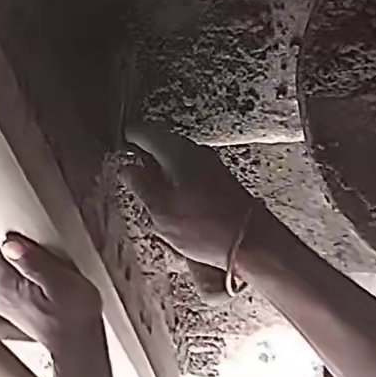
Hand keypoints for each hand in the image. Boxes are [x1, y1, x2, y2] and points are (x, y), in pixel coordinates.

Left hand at [0, 220, 104, 356]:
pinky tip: (21, 256)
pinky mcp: (12, 305)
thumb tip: (10, 243)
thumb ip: (36, 262)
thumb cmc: (74, 318)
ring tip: (7, 227)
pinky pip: (3, 275)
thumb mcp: (63, 283)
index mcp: (6, 284)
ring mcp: (3, 301)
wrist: (78, 350)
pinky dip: (7, 261)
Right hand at [119, 125, 263, 268]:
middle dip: (146, 150)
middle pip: (164, 143)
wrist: (252, 243)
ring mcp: (212, 166)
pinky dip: (176, 177)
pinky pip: (191, 170)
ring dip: (162, 165)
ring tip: (149, 183)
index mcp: (178, 154)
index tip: (123, 138)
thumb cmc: (208, 229)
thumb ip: (140, 185)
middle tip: (131, 160)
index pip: (147, 133)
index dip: (131, 136)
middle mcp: (197, 154)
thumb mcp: (161, 210)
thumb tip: (127, 170)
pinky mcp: (220, 181)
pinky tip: (172, 196)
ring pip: (178, 157)